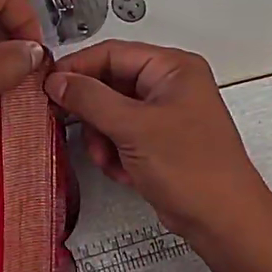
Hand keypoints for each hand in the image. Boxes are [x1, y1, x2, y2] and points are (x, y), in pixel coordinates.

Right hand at [44, 41, 271, 242]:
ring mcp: (165, 116)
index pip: (113, 53)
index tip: (50, 85)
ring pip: (111, 115)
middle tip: (74, 125)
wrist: (220, 218)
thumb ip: (90, 99)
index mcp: (174, 69)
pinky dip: (116, 154)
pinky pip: (122, 138)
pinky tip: (124, 170)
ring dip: (102, 139)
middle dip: (93, 114)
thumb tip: (61, 81)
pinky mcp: (159, 144)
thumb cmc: (198, 171)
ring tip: (110, 157)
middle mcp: (171, 87)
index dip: (78, 68)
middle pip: (109, 85)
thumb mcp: (134, 127)